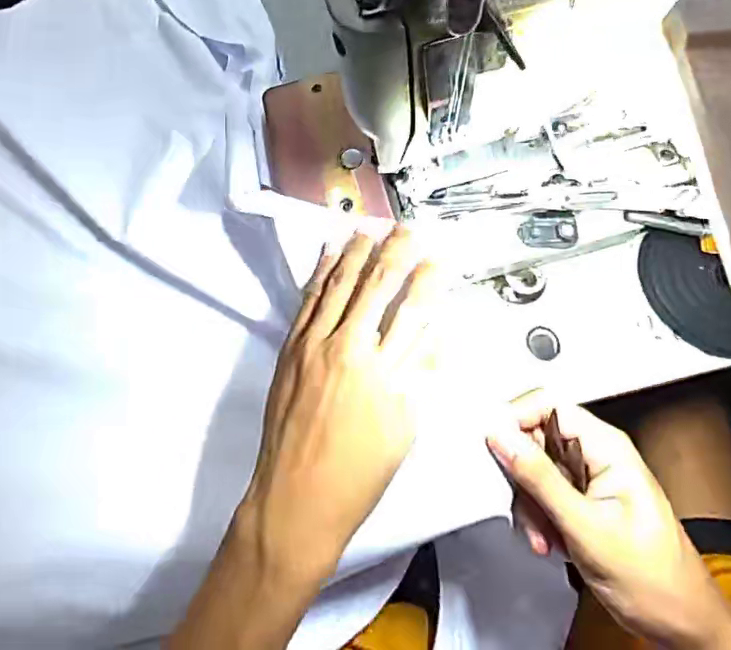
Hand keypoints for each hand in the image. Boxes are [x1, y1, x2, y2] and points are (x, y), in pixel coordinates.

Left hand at [238, 227, 440, 581]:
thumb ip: (418, 373)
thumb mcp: (404, 426)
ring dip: (356, 253)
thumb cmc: (357, 473)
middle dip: (395, 251)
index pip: (412, 309)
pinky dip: (320, 272)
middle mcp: (346, 349)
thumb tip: (433, 334)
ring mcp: (312, 345)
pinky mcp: (290, 350)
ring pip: (338, 285)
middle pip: (375, 286)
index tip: (440, 258)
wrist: (295, 501)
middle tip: (407, 229)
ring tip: (370, 228)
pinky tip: (330, 253)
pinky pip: (308, 300)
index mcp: (380, 371)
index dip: (428, 279)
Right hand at [486, 393, 730, 649]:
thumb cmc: (657, 581)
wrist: (683, 626)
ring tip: (546, 537)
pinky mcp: (586, 501)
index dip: (517, 421)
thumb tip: (505, 439)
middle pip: (538, 439)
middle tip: (529, 510)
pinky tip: (553, 541)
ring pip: (539, 470)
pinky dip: (541, 518)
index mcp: (607, 446)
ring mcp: (592, 478)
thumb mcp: (587, 528)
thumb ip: (540, 479)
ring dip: (533, 505)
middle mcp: (599, 454)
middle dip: (525, 478)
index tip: (496, 448)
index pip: (549, 406)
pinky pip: (547, 494)